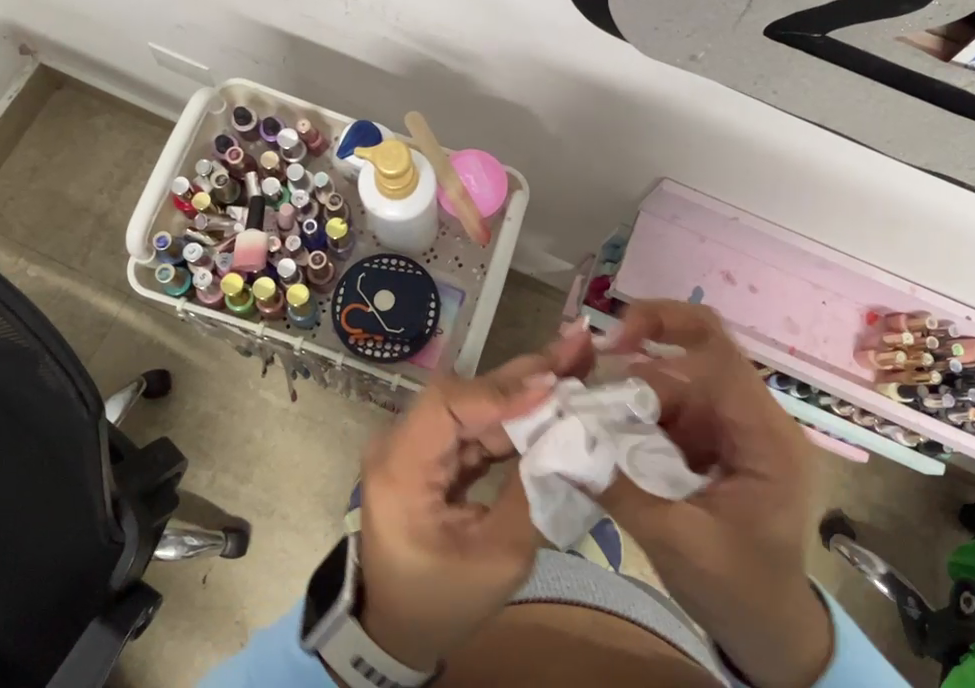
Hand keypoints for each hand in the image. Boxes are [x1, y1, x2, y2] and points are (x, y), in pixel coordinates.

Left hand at [353, 331, 594, 670]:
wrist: (397, 627)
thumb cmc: (442, 599)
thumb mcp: (498, 556)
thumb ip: (531, 491)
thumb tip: (569, 438)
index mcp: (401, 468)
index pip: (448, 406)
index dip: (501, 391)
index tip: (554, 384)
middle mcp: (401, 443)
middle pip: (463, 394)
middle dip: (524, 374)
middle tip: (577, 347)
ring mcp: (416, 446)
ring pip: (475, 404)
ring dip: (525, 388)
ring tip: (576, 363)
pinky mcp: (434, 455)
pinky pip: (476, 425)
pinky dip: (516, 415)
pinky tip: (553, 398)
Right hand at [597, 301, 832, 687]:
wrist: (770, 635)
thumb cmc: (739, 591)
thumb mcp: (678, 542)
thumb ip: (621, 490)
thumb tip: (560, 448)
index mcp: (765, 436)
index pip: (718, 352)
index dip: (665, 326)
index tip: (613, 339)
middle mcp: (753, 422)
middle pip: (688, 369)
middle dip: (633, 379)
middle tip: (584, 401)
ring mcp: (733, 435)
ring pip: (673, 391)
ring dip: (630, 405)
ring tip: (589, 428)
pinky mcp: (714, 449)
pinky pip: (670, 418)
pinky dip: (637, 425)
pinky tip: (608, 444)